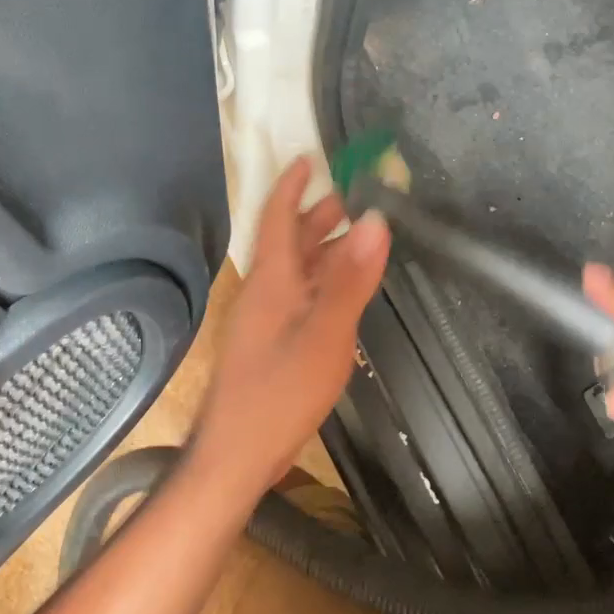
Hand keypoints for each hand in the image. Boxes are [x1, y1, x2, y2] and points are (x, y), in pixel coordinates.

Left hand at [190, 158, 389, 490]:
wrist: (238, 455)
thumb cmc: (279, 394)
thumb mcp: (326, 336)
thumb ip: (350, 281)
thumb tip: (375, 220)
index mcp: (272, 282)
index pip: (278, 218)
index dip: (292, 186)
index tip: (311, 158)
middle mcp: (264, 294)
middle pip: (289, 243)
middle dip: (317, 215)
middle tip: (352, 196)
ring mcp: (265, 322)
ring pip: (295, 272)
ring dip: (322, 250)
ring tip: (357, 237)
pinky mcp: (271, 346)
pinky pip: (299, 298)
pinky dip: (323, 283)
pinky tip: (342, 294)